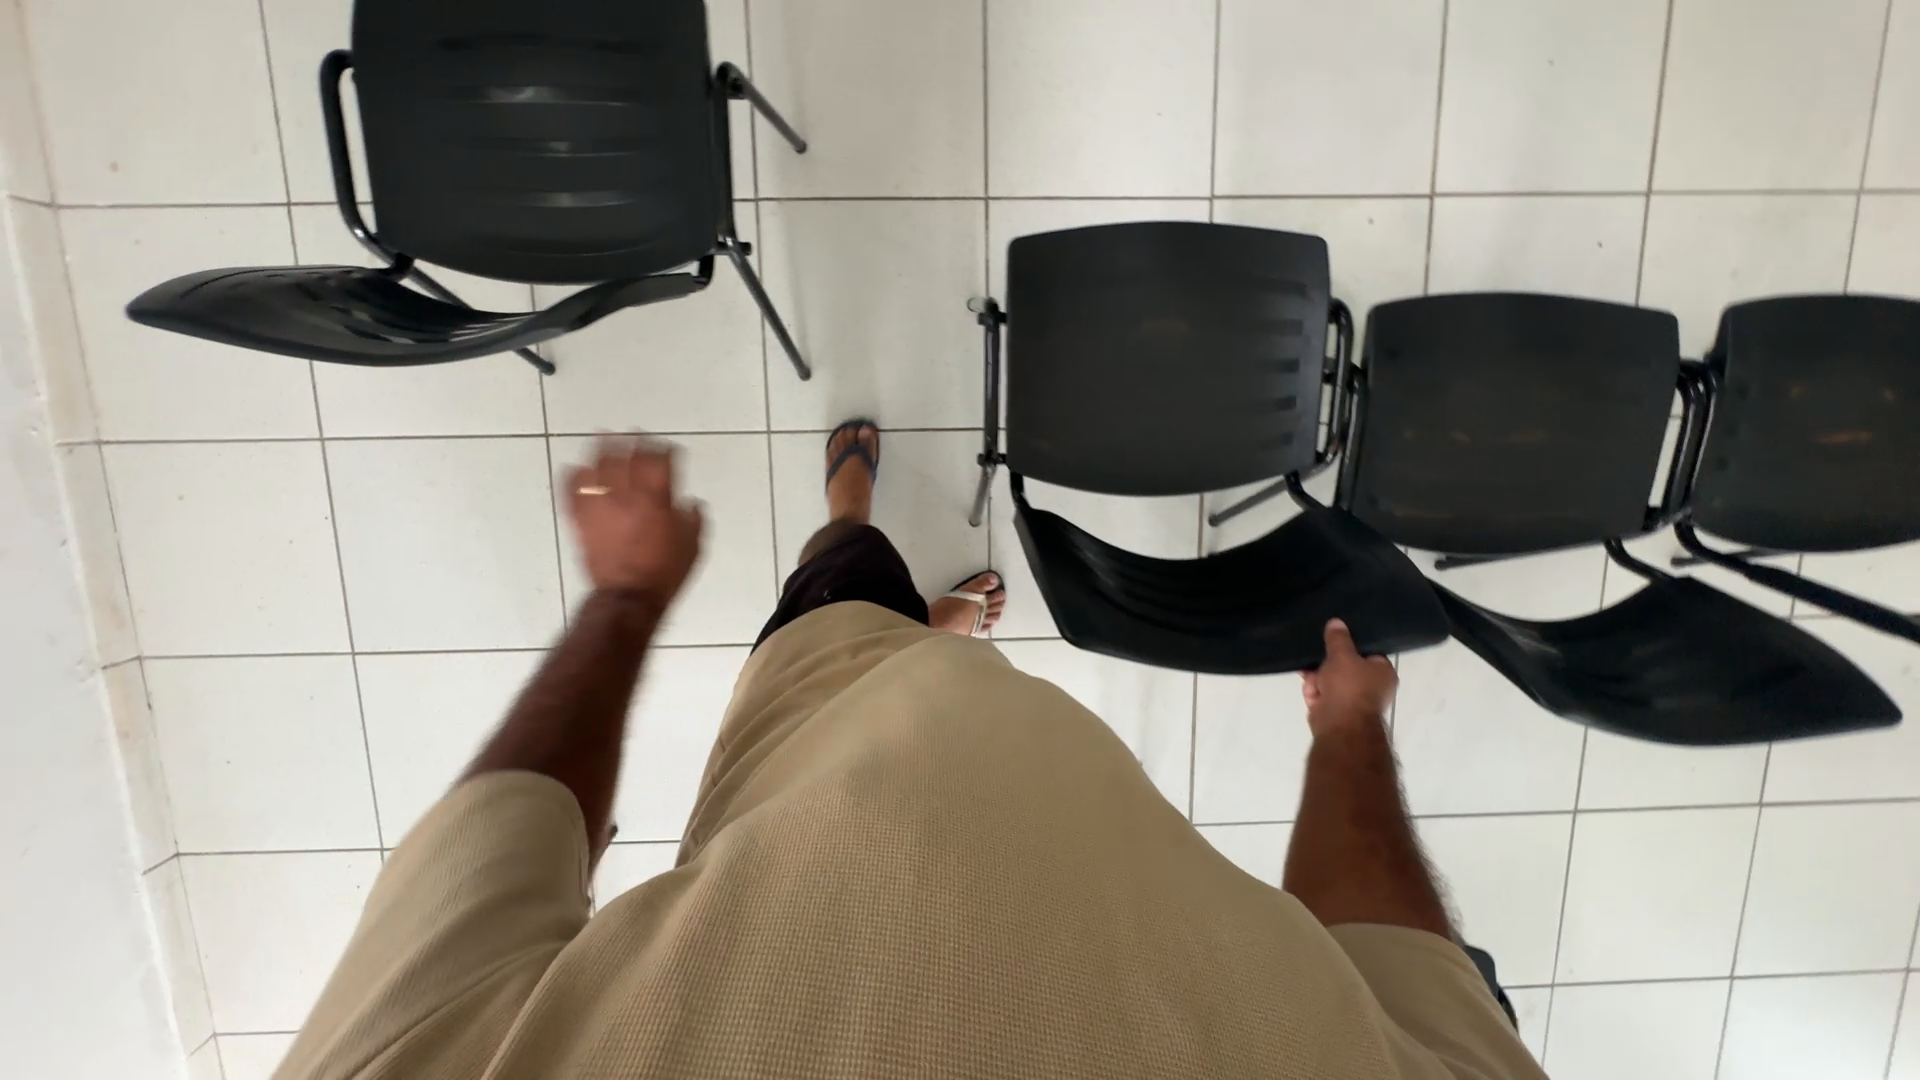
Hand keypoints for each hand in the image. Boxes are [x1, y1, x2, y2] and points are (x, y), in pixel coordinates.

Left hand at [566, 438, 704, 609]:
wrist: (629, 597)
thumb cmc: (666, 572)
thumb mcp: (693, 545)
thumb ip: (692, 518)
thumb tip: (689, 503)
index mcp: (657, 499)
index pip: (660, 461)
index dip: (665, 450)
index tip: (669, 446)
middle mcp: (626, 495)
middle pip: (627, 457)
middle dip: (633, 441)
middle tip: (635, 432)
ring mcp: (600, 506)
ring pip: (597, 467)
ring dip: (601, 448)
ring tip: (603, 436)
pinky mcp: (581, 519)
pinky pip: (572, 491)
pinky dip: (573, 477)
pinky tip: (576, 468)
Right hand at [1301, 619, 1396, 736]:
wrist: (1339, 724)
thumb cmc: (1349, 686)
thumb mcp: (1342, 655)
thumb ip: (1338, 638)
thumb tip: (1336, 622)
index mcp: (1383, 673)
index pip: (1367, 652)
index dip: (1349, 645)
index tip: (1333, 639)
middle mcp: (1371, 687)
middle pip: (1344, 666)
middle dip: (1326, 664)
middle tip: (1317, 656)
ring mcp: (1353, 700)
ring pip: (1330, 680)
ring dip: (1317, 678)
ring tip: (1309, 675)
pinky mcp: (1335, 710)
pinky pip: (1322, 694)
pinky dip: (1314, 691)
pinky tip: (1309, 689)